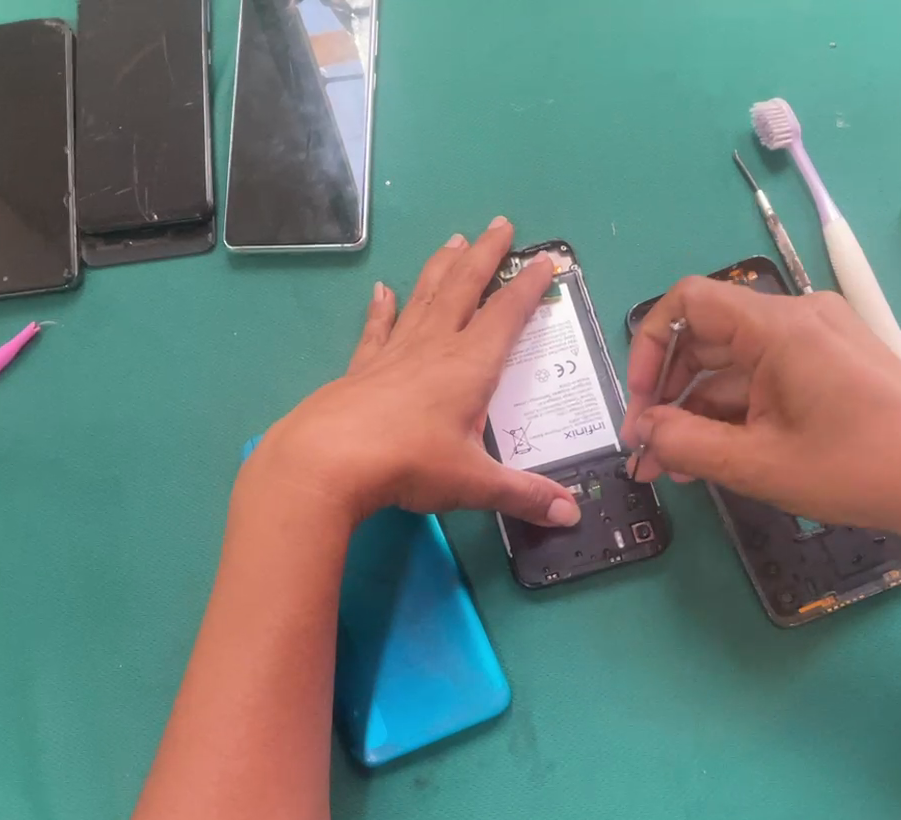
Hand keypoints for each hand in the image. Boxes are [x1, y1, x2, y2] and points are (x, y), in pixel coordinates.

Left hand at [252, 219, 581, 528]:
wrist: (329, 460)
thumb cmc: (409, 464)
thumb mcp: (475, 483)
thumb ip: (523, 495)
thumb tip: (571, 514)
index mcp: (470, 366)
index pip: (507, 315)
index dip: (530, 287)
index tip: (547, 261)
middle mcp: (434, 347)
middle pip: (464, 289)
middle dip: (486, 256)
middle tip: (500, 225)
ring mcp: (394, 353)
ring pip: (424, 298)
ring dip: (441, 268)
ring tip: (453, 241)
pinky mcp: (362, 368)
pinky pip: (377, 330)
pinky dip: (382, 309)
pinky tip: (381, 291)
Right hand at [619, 278, 900, 544]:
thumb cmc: (857, 469)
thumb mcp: (756, 463)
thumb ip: (684, 443)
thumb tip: (641, 432)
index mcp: (777, 327)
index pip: (687, 303)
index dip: (647, 347)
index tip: (639, 403)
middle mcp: (796, 320)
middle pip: (704, 339)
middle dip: (665, 395)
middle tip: (646, 450)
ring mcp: (815, 343)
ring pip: (730, 368)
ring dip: (695, 413)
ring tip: (673, 467)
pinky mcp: (828, 367)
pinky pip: (762, 381)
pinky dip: (731, 414)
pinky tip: (711, 456)